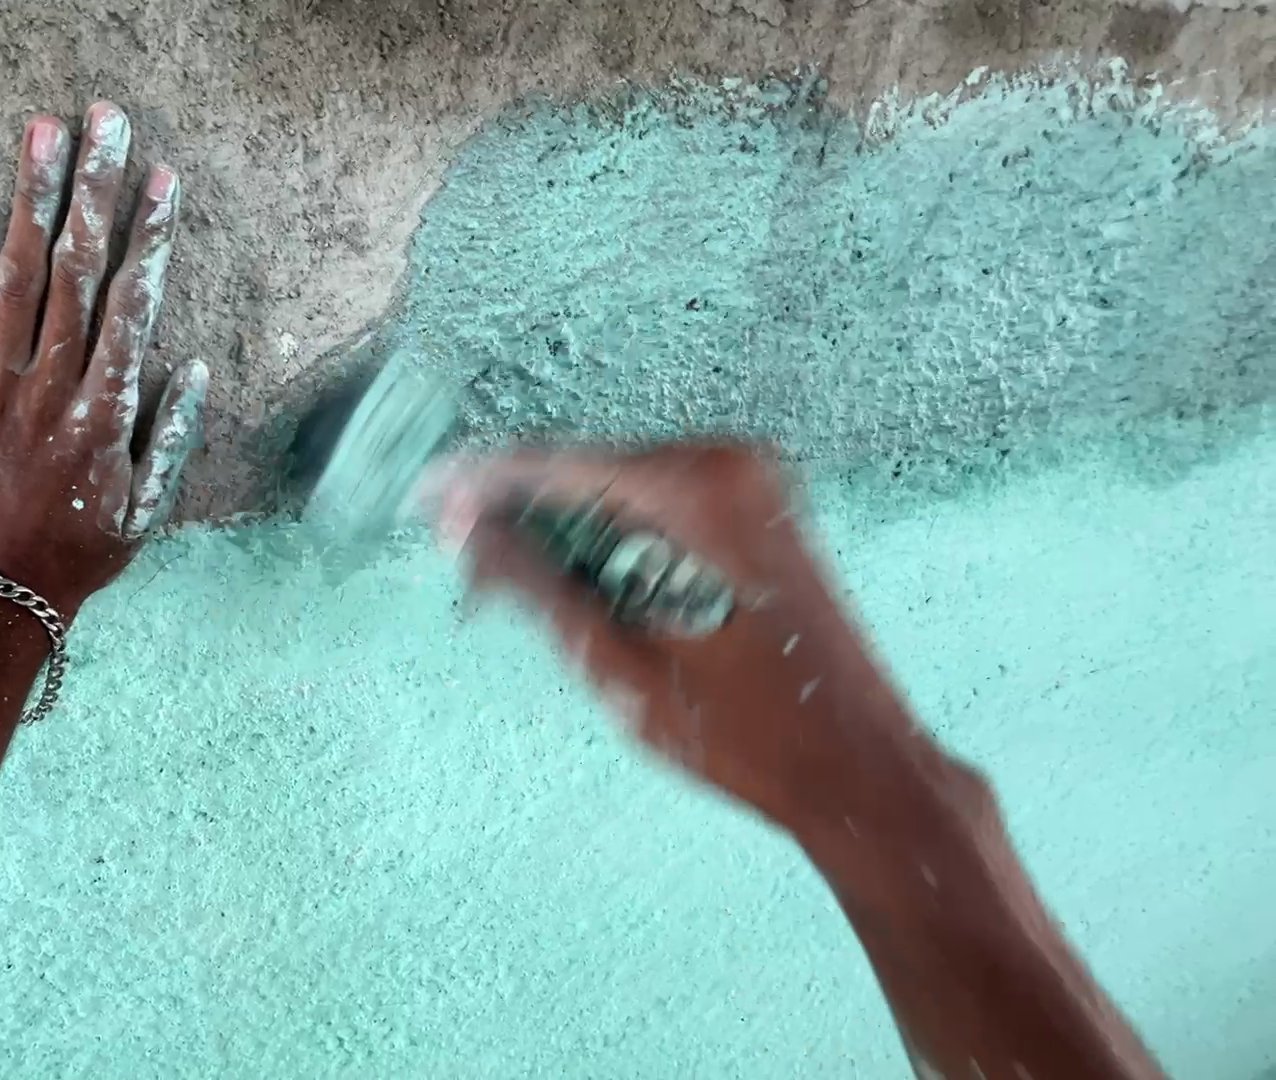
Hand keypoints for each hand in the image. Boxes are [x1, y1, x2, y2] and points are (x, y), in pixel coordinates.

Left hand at [0, 101, 207, 613]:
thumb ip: (172, 437)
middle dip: (96, 193)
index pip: (133, 309)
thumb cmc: (84, 551)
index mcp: (106, 414)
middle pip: (77, 275)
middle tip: (105, 123)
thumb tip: (192, 368)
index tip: (163, 183)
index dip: (151, 241)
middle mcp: (53, 388)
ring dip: (29, 201)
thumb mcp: (149, 508)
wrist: (1, 590)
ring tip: (41, 133)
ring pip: (15, 281)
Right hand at [427, 441, 954, 833]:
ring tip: (499, 577)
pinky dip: (598, 536)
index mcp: (700, 490)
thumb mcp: (617, 660)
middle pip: (584, 474)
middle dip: (514, 514)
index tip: (428, 497)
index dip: (482, 483)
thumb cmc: (744, 731)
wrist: (862, 773)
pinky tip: (563, 572)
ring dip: (552, 530)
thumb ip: (535, 584)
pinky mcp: (752, 513)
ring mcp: (749, 485)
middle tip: (459, 557)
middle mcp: (728, 466)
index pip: (560, 466)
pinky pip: (648, 506)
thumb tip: (468, 532)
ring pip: (611, 491)